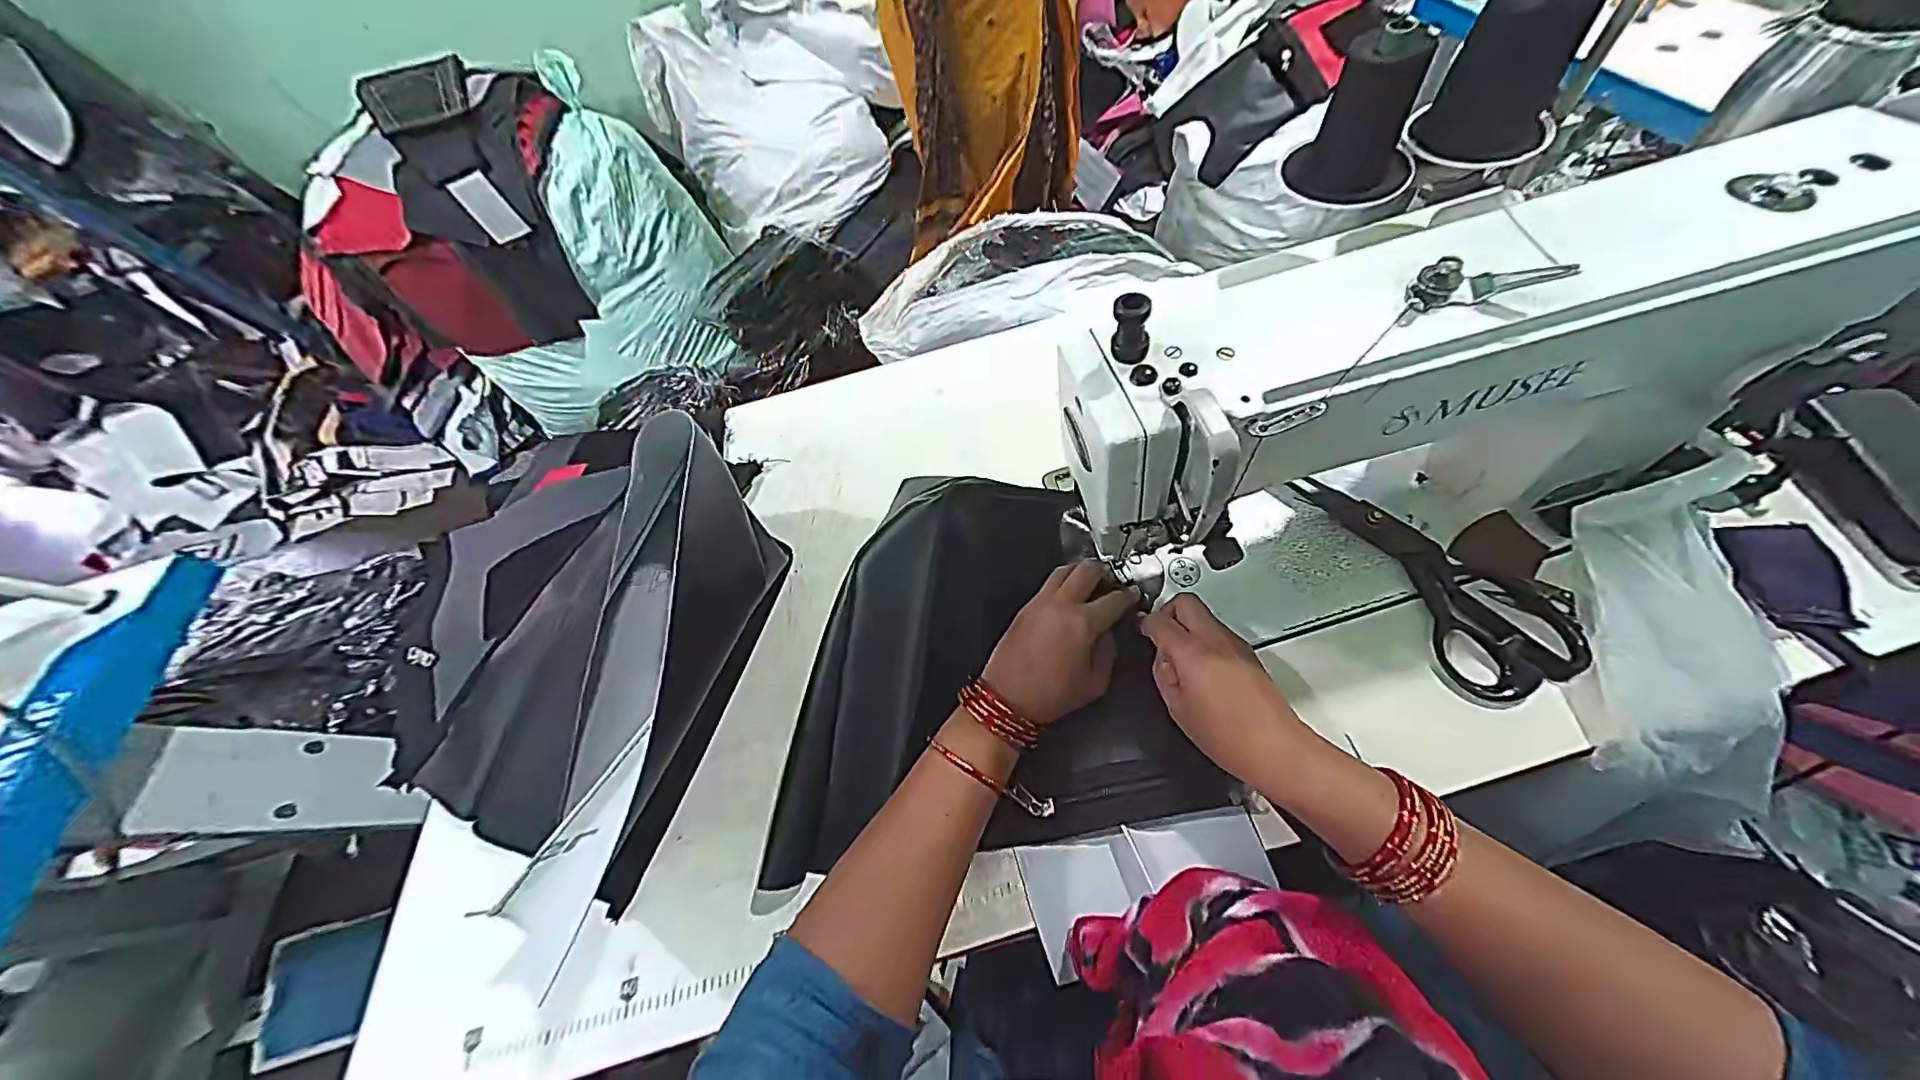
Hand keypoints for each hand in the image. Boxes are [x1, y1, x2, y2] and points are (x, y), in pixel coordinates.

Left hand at [983, 561, 1139, 724]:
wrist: (1008, 698)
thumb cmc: (1046, 695)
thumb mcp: (1094, 683)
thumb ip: (1108, 652)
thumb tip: (1109, 634)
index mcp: (1082, 624)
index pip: (1115, 598)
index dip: (1129, 595)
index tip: (1132, 596)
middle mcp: (1060, 606)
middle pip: (1088, 569)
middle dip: (1106, 571)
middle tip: (1113, 580)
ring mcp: (1040, 603)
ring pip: (1065, 569)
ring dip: (1081, 571)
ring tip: (1091, 582)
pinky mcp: (1026, 608)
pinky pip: (1048, 583)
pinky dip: (1063, 582)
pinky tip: (1068, 596)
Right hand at [1138, 593, 1311, 785]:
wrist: (1276, 748)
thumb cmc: (1232, 737)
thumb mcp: (1178, 709)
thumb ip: (1164, 675)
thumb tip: (1161, 659)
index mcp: (1193, 653)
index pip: (1160, 621)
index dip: (1146, 623)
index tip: (1142, 628)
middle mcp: (1216, 641)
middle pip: (1186, 602)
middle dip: (1168, 612)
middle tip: (1160, 632)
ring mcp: (1236, 645)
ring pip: (1204, 615)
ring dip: (1188, 626)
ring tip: (1181, 656)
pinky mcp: (1249, 653)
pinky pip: (1219, 632)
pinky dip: (1205, 639)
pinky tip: (1201, 666)